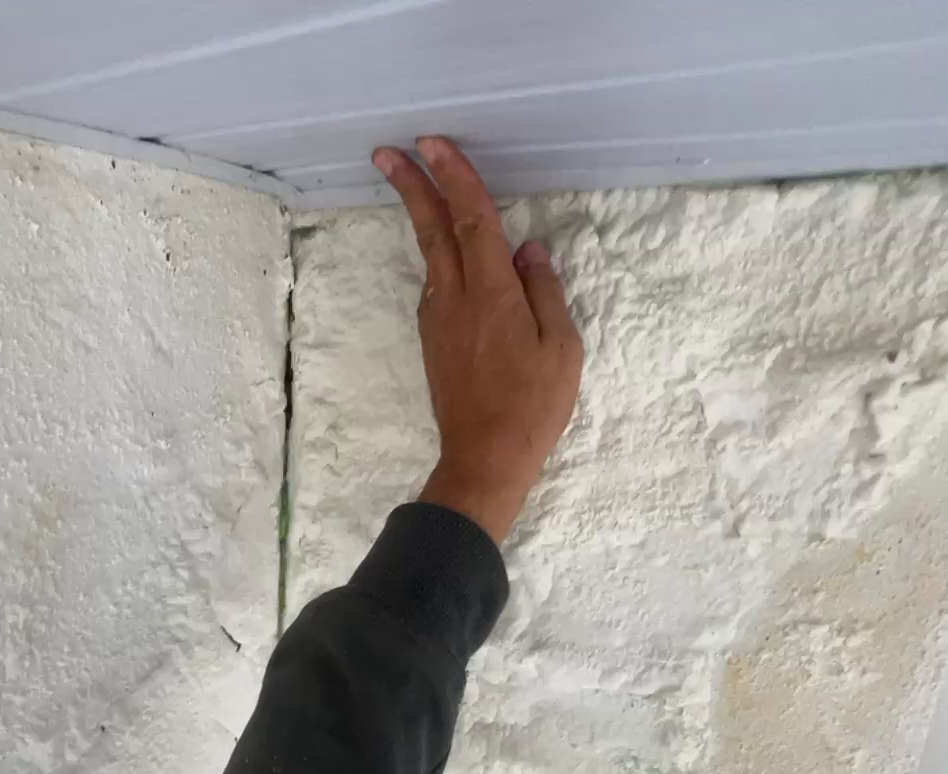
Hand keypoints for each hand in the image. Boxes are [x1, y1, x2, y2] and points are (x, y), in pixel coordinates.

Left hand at [372, 137, 583, 544]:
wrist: (483, 456)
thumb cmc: (532, 405)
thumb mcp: (561, 346)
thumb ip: (543, 291)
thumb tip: (527, 251)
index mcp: (491, 294)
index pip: (469, 220)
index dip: (452, 177)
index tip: (431, 143)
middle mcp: (454, 299)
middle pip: (432, 230)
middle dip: (411, 186)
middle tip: (386, 152)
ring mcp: (437, 320)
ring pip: (431, 258)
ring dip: (422, 218)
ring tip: (419, 184)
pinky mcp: (433, 340)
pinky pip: (438, 288)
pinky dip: (442, 260)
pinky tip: (453, 256)